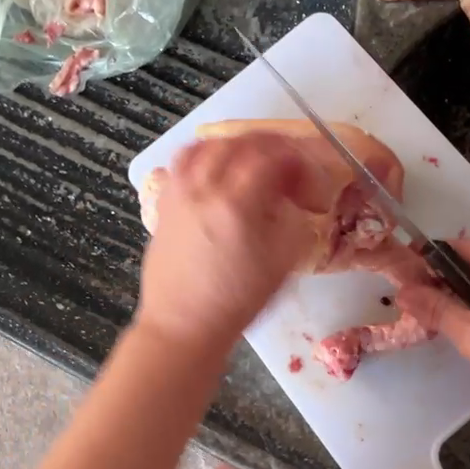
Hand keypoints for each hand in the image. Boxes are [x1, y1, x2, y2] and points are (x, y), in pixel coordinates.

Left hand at [137, 133, 329, 356]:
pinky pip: (182, 162)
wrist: (184, 325)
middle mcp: (204, 188)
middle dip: (269, 145)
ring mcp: (179, 193)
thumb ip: (293, 217)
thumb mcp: (283, 261)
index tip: (305, 176)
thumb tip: (292, 195)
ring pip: (206, 146)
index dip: (295, 159)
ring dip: (234, 145)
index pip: (271, 156)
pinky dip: (203, 155)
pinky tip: (216, 169)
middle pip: (238, 143)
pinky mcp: (164, 203)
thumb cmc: (238, 300)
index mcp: (237, 203)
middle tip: (286, 162)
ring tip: (252, 158)